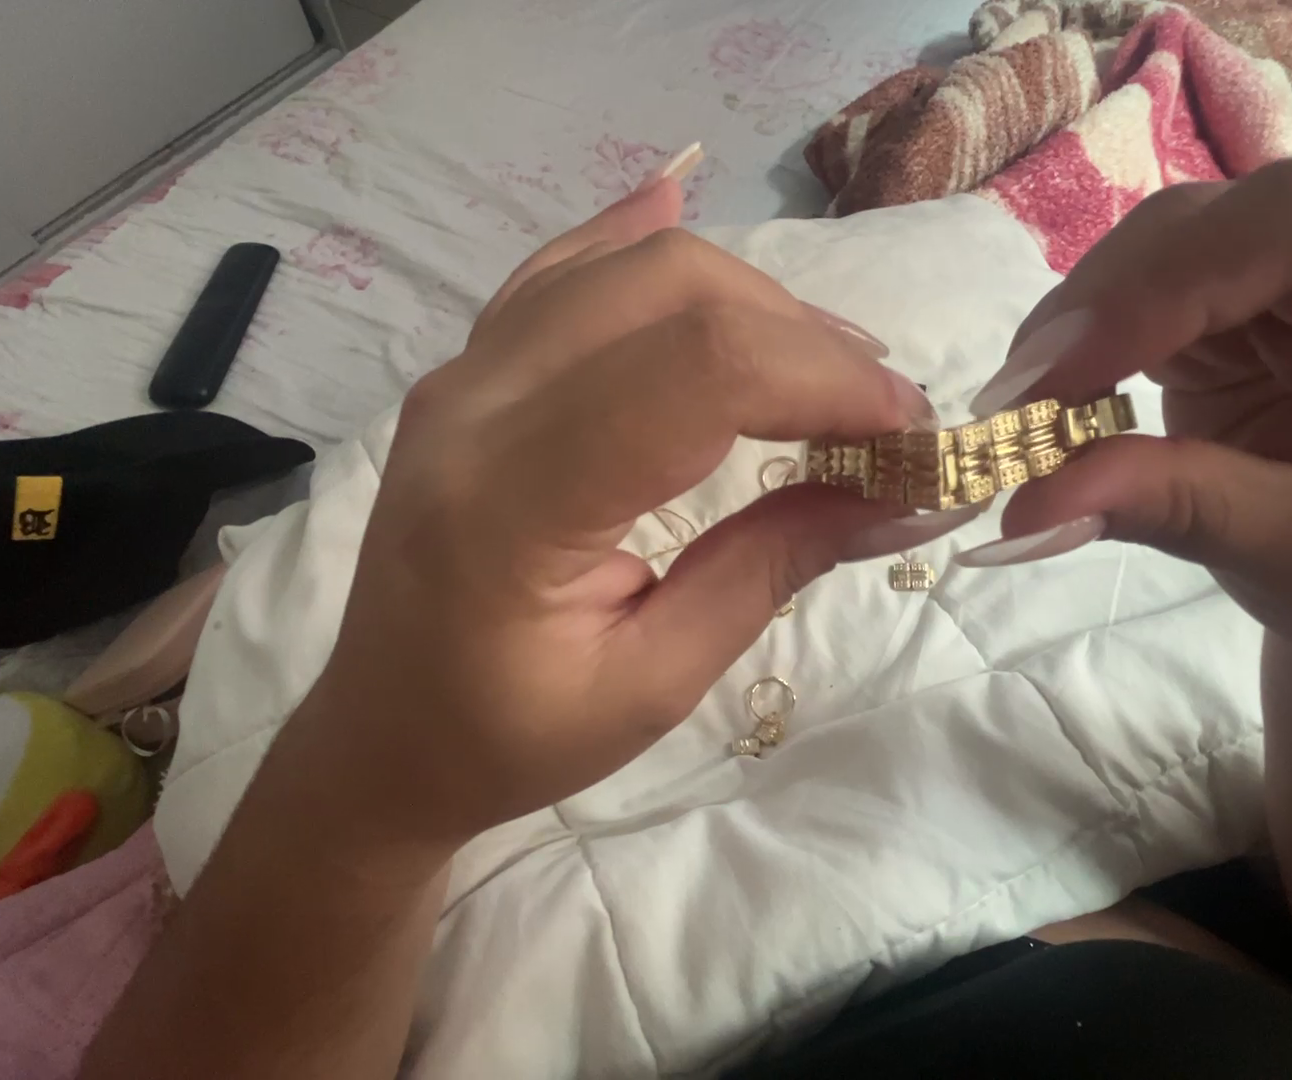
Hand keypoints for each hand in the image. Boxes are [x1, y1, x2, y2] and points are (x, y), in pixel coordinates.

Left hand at [297, 178, 958, 843]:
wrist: (382, 737)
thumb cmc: (510, 739)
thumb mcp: (655, 682)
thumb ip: (769, 570)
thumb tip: (896, 495)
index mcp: (513, 503)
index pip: (697, 375)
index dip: (824, 381)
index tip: (908, 431)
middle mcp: (474, 405)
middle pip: (669, 290)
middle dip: (802, 336)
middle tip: (875, 408)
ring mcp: (460, 375)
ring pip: (628, 267)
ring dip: (748, 299)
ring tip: (820, 365)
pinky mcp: (467, 372)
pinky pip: (560, 272)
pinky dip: (637, 243)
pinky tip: (678, 202)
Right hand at [961, 160, 1291, 651]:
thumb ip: (1171, 507)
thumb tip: (1026, 503)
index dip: (1167, 281)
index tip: (1059, 375)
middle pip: (1214, 223)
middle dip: (1101, 304)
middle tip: (1013, 399)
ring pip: (1159, 252)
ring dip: (1075, 324)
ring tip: (1019, 407)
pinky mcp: (1232, 318)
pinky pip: (1136, 302)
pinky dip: (1079, 349)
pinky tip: (1048, 399)